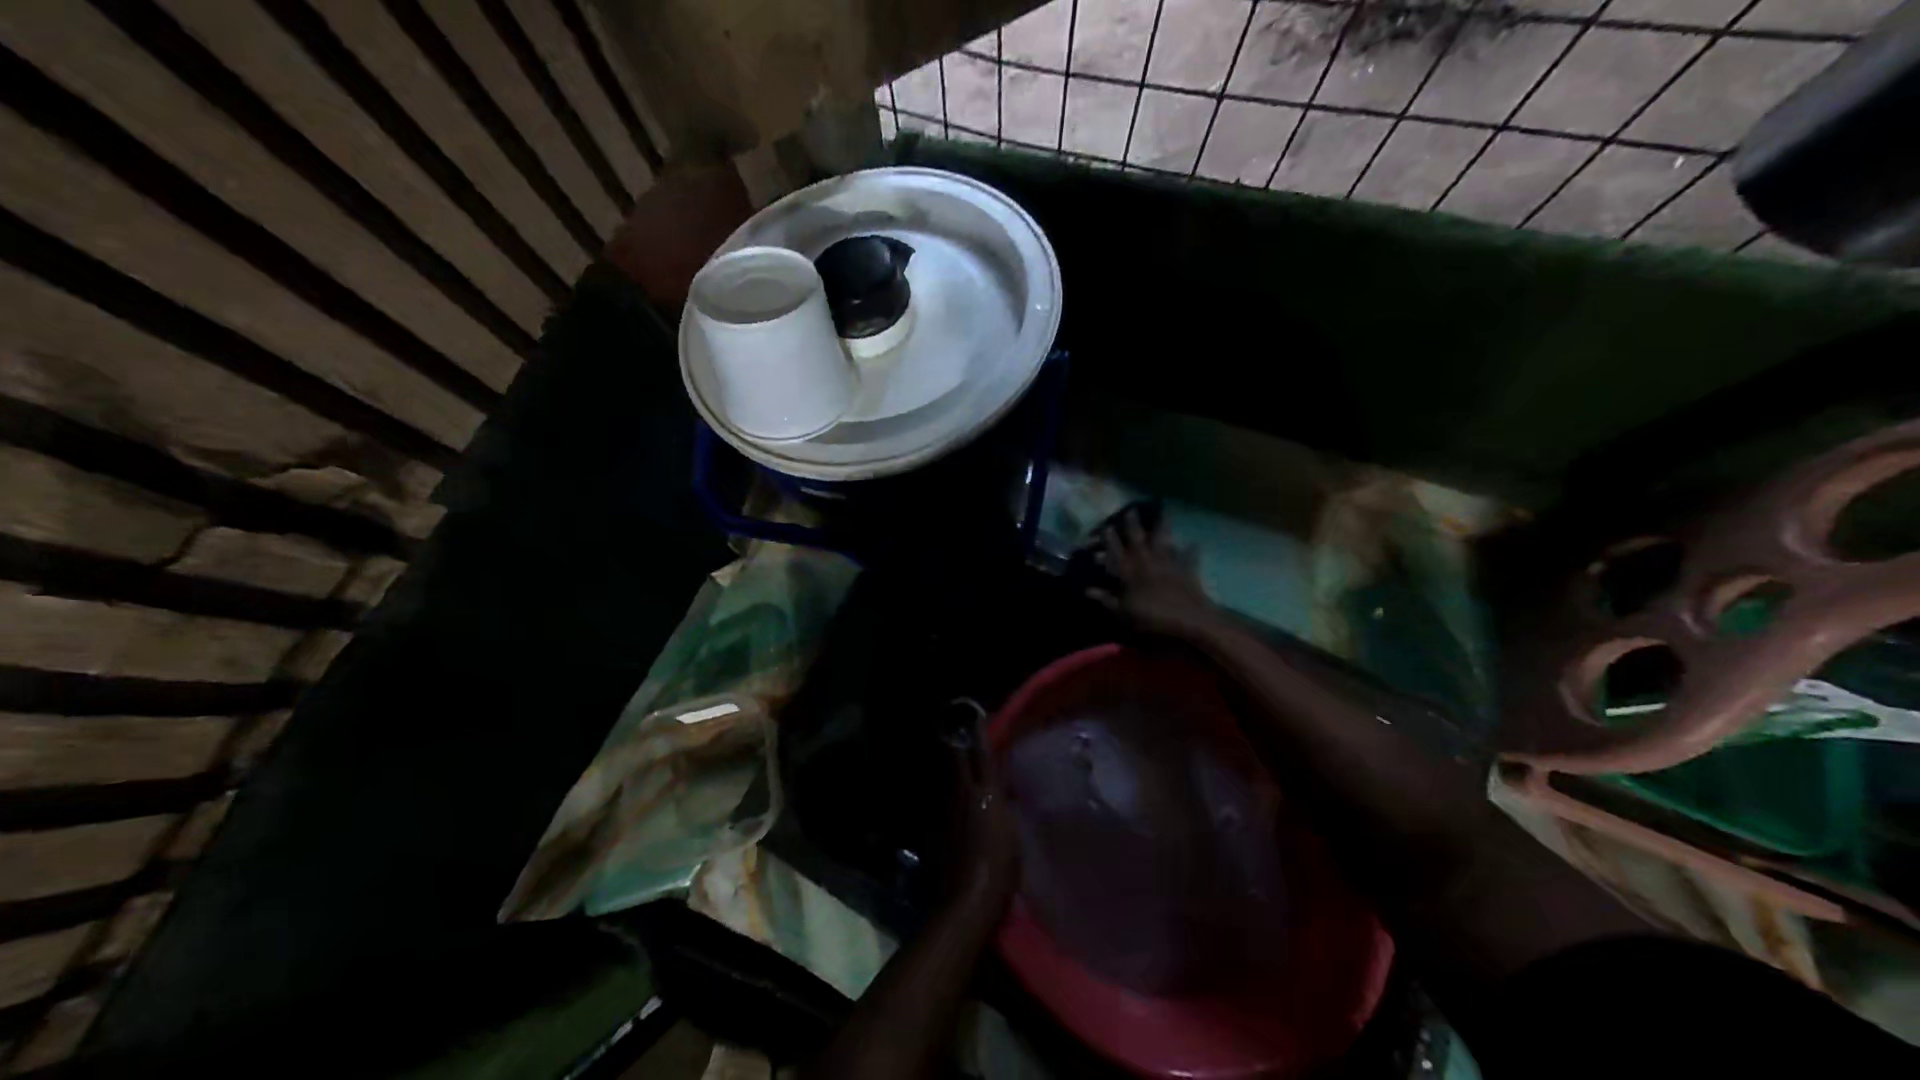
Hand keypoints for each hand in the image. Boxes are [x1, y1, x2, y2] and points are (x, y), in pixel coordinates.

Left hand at [942, 704, 1018, 909]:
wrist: (967, 898)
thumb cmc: (1001, 866)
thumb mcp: (1013, 832)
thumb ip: (1004, 806)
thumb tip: (1002, 791)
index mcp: (985, 793)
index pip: (983, 755)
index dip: (979, 735)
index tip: (976, 716)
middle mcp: (961, 794)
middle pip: (956, 761)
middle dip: (956, 745)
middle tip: (958, 733)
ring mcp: (945, 811)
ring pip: (948, 780)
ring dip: (952, 770)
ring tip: (957, 762)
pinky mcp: (935, 829)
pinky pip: (944, 802)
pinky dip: (949, 796)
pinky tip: (952, 802)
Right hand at [1090, 507, 1222, 640]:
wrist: (1188, 621)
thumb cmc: (1150, 619)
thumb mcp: (1122, 613)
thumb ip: (1106, 599)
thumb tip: (1087, 590)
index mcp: (1129, 572)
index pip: (1116, 551)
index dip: (1110, 539)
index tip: (1106, 527)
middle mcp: (1147, 562)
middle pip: (1138, 539)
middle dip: (1133, 524)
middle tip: (1131, 510)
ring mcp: (1168, 564)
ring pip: (1163, 541)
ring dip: (1162, 527)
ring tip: (1163, 512)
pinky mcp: (1188, 571)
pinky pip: (1189, 557)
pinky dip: (1191, 550)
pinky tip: (1194, 542)